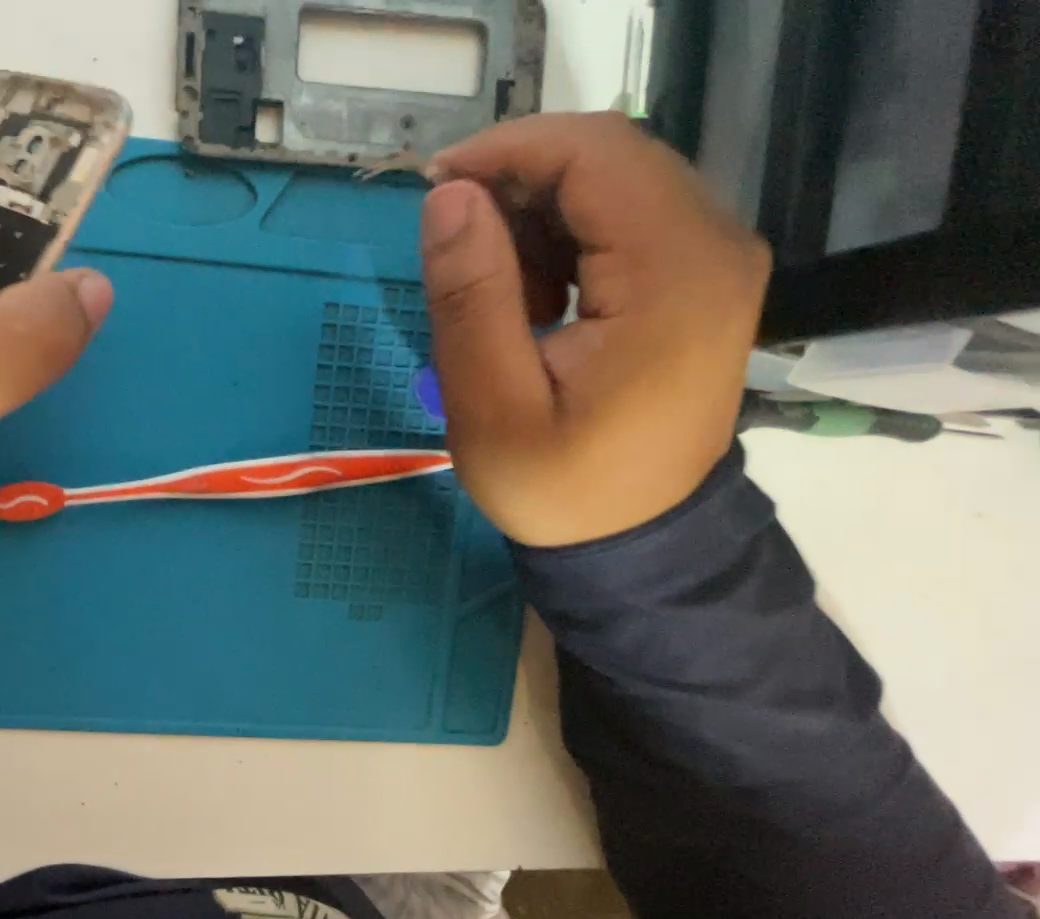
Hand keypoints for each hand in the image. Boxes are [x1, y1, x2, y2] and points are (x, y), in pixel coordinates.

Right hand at [418, 113, 770, 547]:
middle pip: (610, 159)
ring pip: (615, 184)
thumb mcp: (491, 406)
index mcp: (673, 276)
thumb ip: (470, 298)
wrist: (632, 540)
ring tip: (489, 291)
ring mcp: (713, 261)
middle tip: (448, 242)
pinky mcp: (698, 278)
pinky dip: (563, 240)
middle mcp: (714, 247)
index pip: (595, 155)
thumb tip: (447, 197)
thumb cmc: (558, 486)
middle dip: (515, 182)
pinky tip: (531, 301)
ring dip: (535, 217)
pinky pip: (626, 220)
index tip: (431, 188)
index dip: (507, 152)